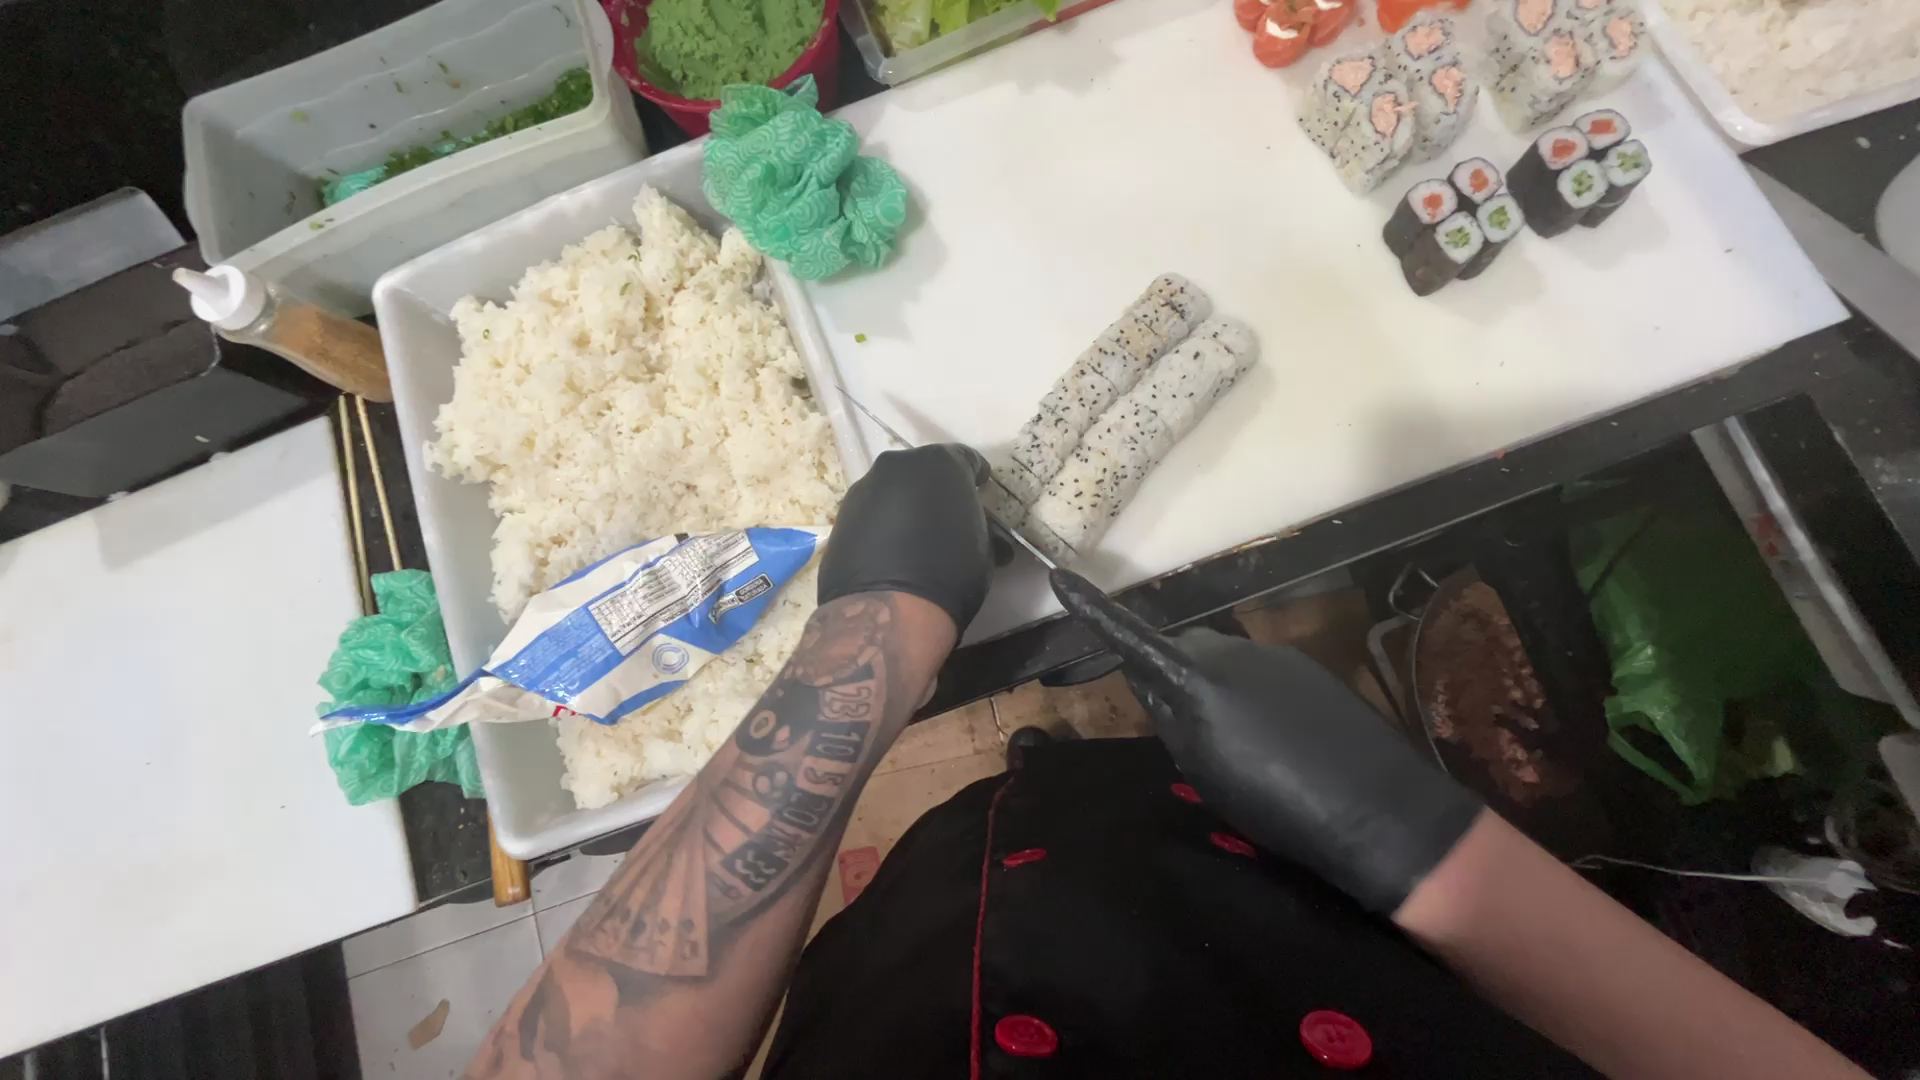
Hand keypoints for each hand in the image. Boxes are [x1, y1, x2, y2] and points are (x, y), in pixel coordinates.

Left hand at [818, 444, 994, 633]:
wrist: (888, 607)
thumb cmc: (950, 571)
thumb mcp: (984, 551)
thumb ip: (984, 532)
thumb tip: (993, 540)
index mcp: (941, 463)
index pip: (966, 460)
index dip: (975, 478)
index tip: (980, 492)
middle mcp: (898, 466)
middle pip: (924, 472)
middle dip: (937, 490)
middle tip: (947, 517)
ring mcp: (863, 490)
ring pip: (892, 491)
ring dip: (905, 507)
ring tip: (915, 539)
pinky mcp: (840, 518)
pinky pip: (870, 515)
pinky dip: (881, 527)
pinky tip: (889, 553)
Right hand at [1055, 573, 1479, 912]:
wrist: (1382, 811)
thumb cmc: (1275, 804)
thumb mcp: (1202, 768)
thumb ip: (1167, 716)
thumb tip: (1144, 678)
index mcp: (1195, 681)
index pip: (1130, 638)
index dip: (1092, 610)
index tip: (1059, 579)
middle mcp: (1229, 652)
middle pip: (1177, 647)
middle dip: (1167, 672)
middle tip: (1180, 726)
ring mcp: (1272, 654)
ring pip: (1217, 657)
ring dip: (1209, 683)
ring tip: (1236, 739)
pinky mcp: (1304, 665)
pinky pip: (1254, 667)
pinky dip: (1245, 690)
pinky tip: (1274, 733)